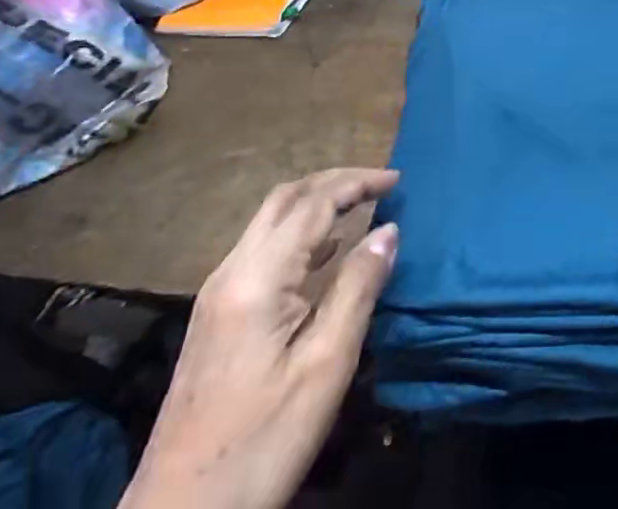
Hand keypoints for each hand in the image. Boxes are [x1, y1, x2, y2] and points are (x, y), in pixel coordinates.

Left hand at [119, 169, 399, 508]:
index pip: (311, 206)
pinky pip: (264, 252)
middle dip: (335, 182)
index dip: (357, 183)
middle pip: (282, 202)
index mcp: (256, 281)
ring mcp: (217, 297)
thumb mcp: (327, 362)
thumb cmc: (265, 437)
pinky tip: (330, 251)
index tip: (400, 180)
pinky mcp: (218, 318)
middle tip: (383, 183)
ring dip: (318, 204)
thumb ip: (358, 287)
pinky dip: (303, 234)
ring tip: (365, 204)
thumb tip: (389, 230)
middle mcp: (229, 276)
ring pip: (270, 224)